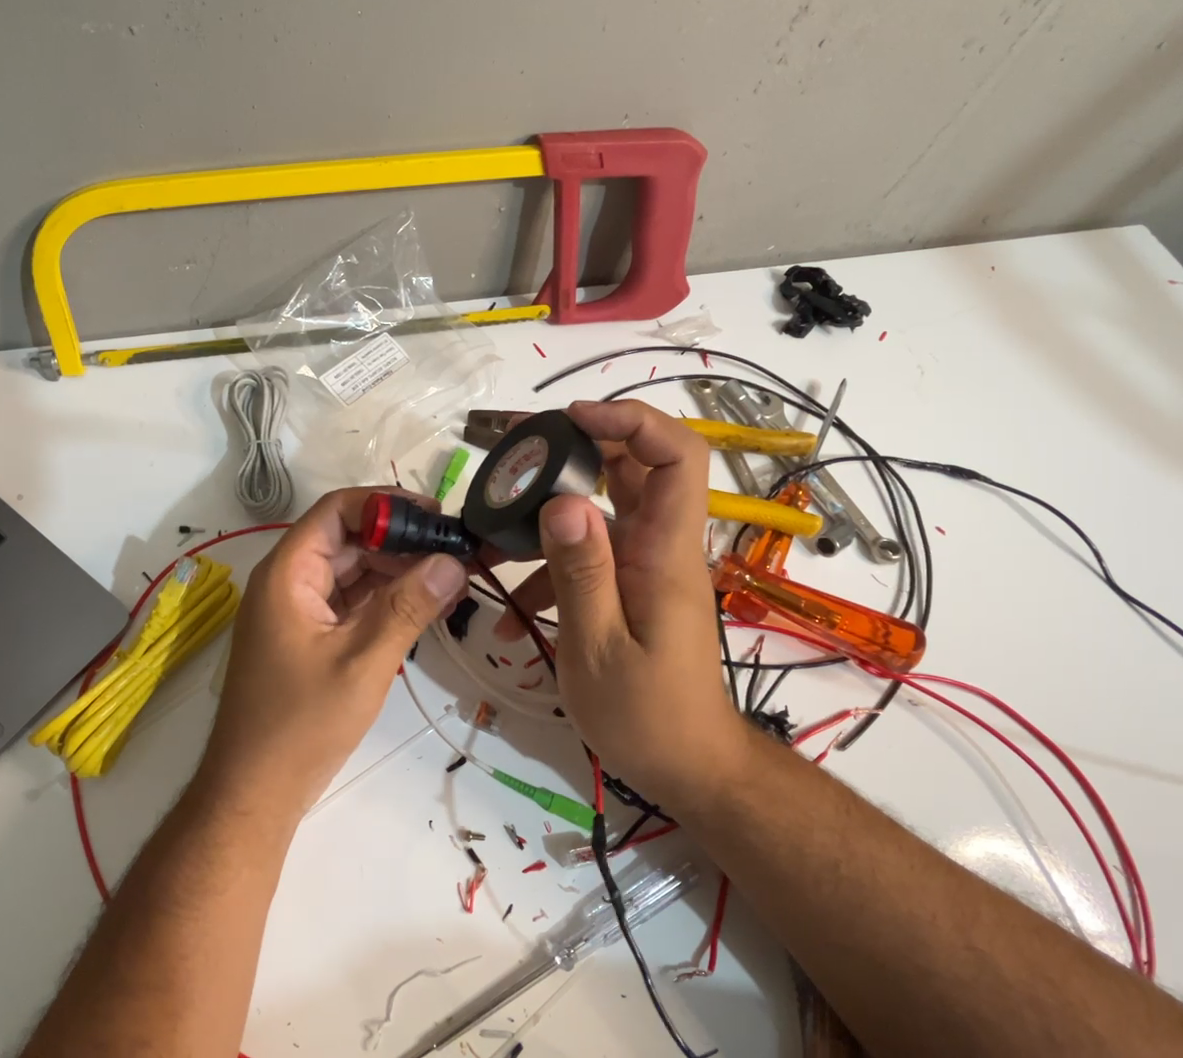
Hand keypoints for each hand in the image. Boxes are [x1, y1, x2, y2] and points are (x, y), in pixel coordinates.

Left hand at [206, 487, 467, 815]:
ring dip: (396, 571)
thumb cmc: (302, 723)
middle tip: (455, 550)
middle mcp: (288, 582)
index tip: (437, 516)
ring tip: (449, 577)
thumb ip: (408, 607)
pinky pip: (348, 602)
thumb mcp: (363, 662)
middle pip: (347, 538)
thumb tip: (451, 560)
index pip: (337, 510)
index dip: (386, 505)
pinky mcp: (307, 637)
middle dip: (400, 540)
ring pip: (351, 570)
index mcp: (287, 573)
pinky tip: (423, 605)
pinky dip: (383, 599)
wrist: (255, 788)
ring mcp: (296, 611)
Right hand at [494, 401, 747, 802]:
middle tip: (517, 456)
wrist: (687, 765)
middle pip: (635, 468)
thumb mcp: (598, 648)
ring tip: (495, 524)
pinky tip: (508, 606)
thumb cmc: (646, 716)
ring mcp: (645, 566)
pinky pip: (590, 553)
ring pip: (604, 508)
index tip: (571, 419)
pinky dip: (549, 564)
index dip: (631, 420)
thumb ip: (582, 573)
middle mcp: (660, 546)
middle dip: (577, 450)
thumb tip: (565, 501)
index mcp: (665, 552)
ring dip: (552, 508)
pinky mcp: (630, 587)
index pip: (676, 457)